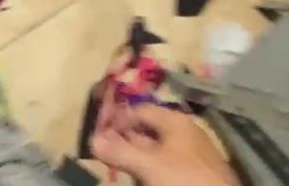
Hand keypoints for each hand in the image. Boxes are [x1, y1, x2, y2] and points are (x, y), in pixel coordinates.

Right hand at [91, 99, 238, 185]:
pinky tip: (143, 179)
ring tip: (122, 170)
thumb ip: (121, 152)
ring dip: (138, 159)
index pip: (139, 110)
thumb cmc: (186, 180)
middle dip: (126, 142)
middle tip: (106, 154)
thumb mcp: (150, 167)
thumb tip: (92, 139)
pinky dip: (152, 171)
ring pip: (157, 151)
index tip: (99, 133)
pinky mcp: (196, 175)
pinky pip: (167, 167)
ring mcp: (192, 155)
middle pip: (147, 131)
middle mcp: (184, 132)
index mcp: (175, 121)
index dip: (118, 119)